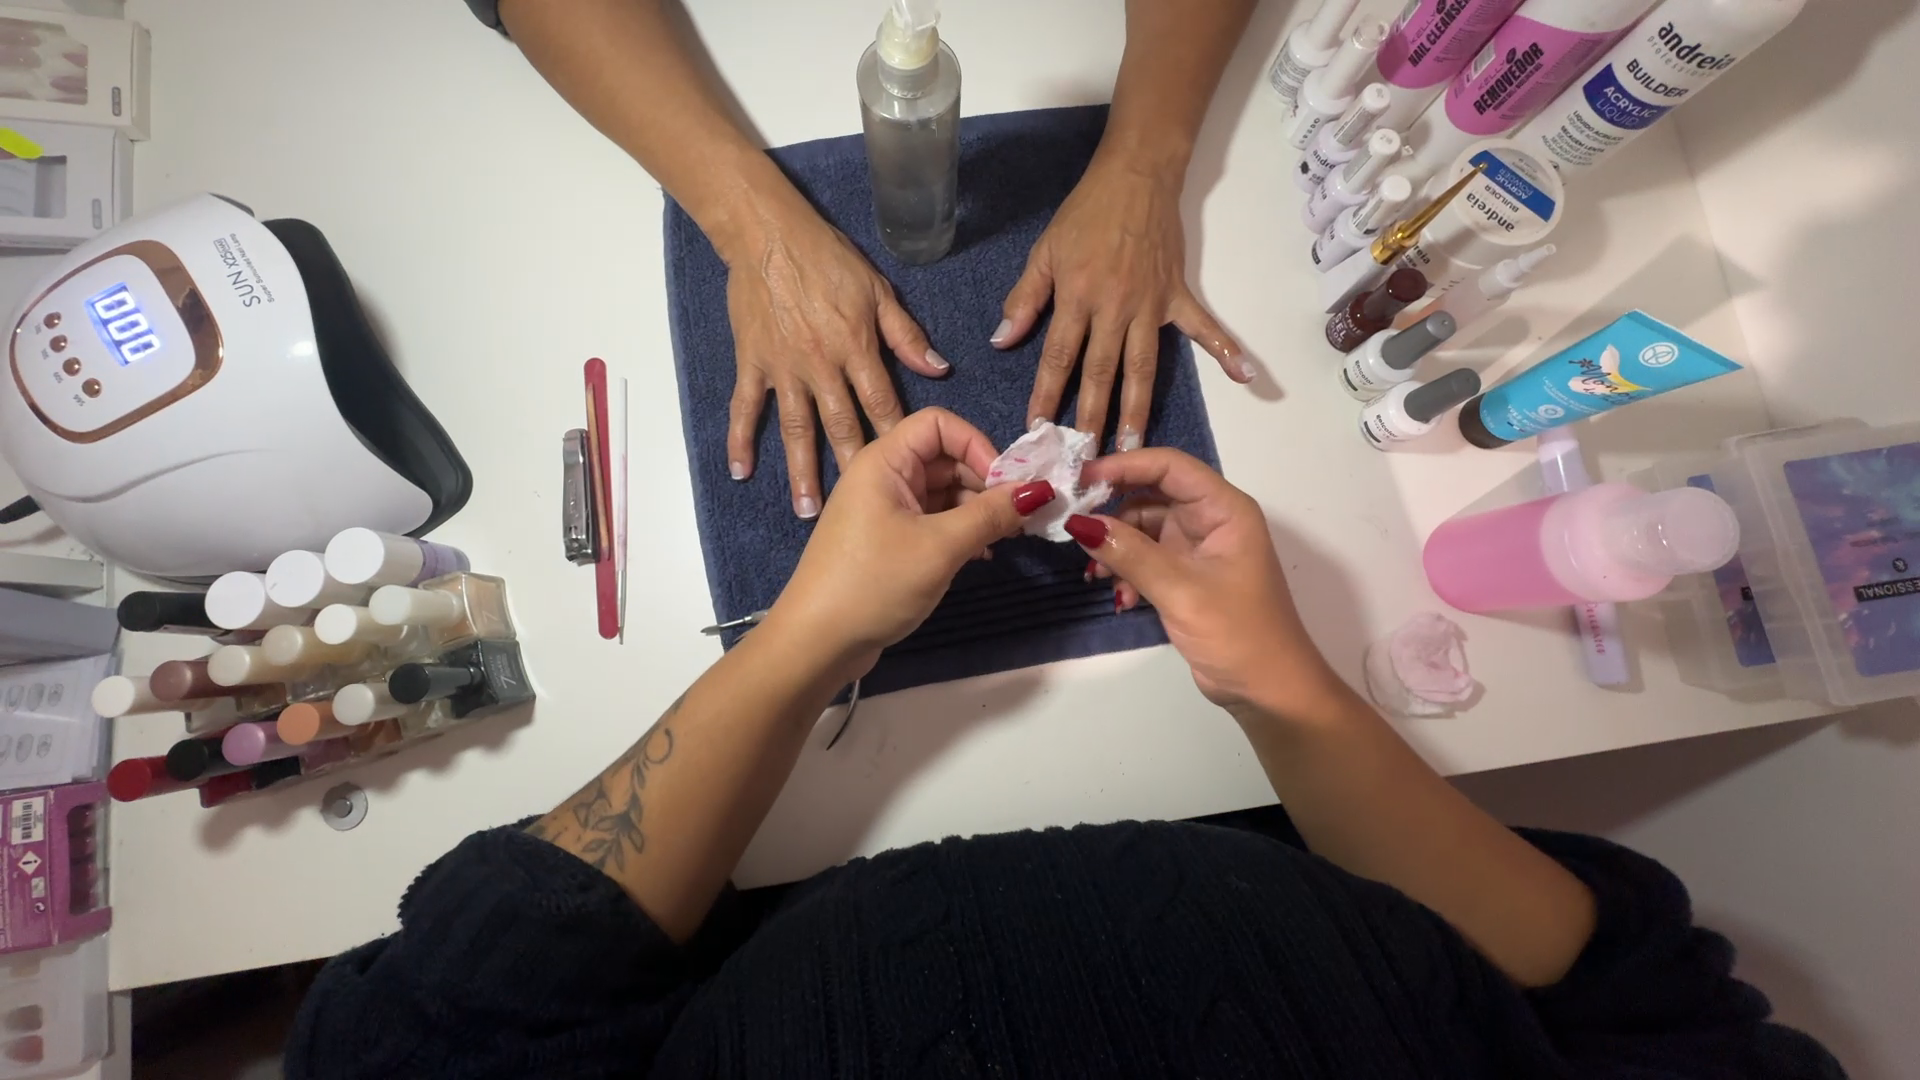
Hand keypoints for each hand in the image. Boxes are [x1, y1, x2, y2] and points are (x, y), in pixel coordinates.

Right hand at [723, 208, 948, 518]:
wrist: (767, 234)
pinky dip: (740, 439)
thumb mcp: (878, 290)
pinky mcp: (752, 363)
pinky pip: (745, 407)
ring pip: (796, 427)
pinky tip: (739, 471)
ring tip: (806, 509)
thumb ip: (906, 335)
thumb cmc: (828, 258)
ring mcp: (783, 368)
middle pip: (841, 425)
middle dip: (851, 469)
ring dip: (801, 469)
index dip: (895, 437)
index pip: (881, 401)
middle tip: (859, 509)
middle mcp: (821, 365)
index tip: (909, 475)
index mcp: (856, 347)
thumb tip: (938, 369)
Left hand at [766, 408, 1055, 681]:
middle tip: (1021, 516)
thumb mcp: (940, 547)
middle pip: (946, 458)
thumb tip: (1042, 490)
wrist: (817, 643)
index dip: (978, 445)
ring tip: (1007, 538)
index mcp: (884, 461)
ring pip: (943, 493)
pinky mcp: (889, 541)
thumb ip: (992, 515)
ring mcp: (885, 510)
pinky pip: (933, 521)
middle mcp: (883, 477)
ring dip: (978, 510)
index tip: (1007, 484)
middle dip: (986, 482)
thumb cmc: (875, 583)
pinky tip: (983, 555)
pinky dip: (961, 531)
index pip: (940, 425)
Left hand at [993, 154, 1251, 447]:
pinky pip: (1202, 327)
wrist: (1136, 175)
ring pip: (1142, 366)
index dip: (1046, 394)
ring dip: (1138, 408)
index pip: (1059, 356)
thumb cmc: (1084, 216)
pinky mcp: (1177, 296)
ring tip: (1134, 448)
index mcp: (1077, 298)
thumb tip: (1001, 341)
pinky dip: (1225, 349)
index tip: (1038, 429)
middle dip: (1093, 417)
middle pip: (1101, 372)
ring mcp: (1150, 305)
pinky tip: (1245, 376)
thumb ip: (1024, 299)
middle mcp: (1113, 308)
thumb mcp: (1044, 252)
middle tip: (1088, 457)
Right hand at [1067, 449, 1348, 719]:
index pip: (1169, 467)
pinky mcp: (1183, 575)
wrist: (1268, 691)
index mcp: (1224, 510)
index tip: (1080, 478)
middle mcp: (1209, 520)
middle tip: (1071, 525)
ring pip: (1142, 528)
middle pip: (1150, 494)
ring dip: (1115, 547)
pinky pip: (1144, 557)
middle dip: (1111, 511)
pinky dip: (1125, 571)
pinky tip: (1118, 597)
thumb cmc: (1238, 633)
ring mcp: (1196, 549)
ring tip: (1094, 574)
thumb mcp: (1180, 590)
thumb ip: (1130, 553)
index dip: (1124, 465)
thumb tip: (1079, 523)